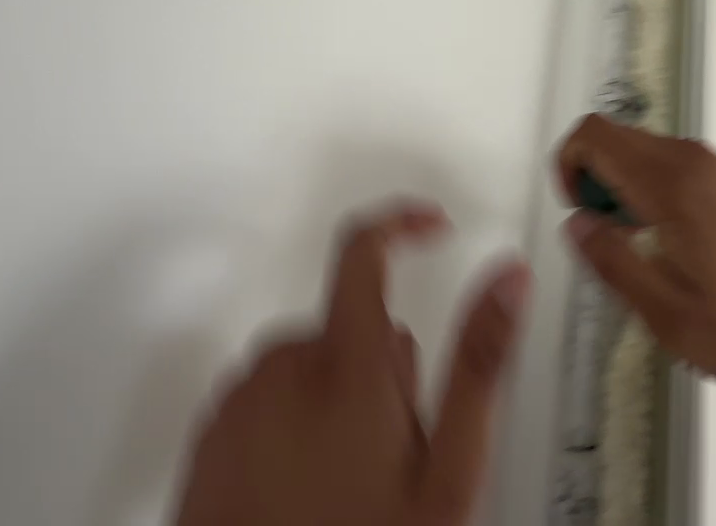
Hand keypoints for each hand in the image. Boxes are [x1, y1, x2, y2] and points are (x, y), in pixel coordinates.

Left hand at [174, 202, 530, 525]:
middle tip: (400, 448)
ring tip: (354, 485)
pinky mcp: (208, 440)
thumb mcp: (448, 475)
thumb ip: (480, 360)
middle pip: (349, 325)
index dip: (402, 223)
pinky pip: (267, 398)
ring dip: (341, 399)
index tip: (432, 228)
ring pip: (311, 364)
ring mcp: (235, 407)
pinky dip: (295, 422)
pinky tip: (308, 493)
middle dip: (383, 365)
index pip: (364, 251)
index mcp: (343, 369)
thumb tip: (508, 276)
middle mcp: (279, 373)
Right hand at [555, 115, 715, 417]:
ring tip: (636, 242)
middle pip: (614, 135)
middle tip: (606, 234)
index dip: (568, 165)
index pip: (594, 135)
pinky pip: (669, 161)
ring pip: (641, 147)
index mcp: (671, 184)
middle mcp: (691, 160)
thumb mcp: (664, 312)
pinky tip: (666, 238)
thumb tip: (576, 223)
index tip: (579, 213)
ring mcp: (713, 165)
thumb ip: (612, 261)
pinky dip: (648, 184)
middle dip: (590, 175)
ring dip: (620, 183)